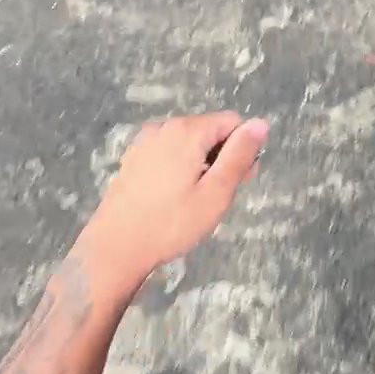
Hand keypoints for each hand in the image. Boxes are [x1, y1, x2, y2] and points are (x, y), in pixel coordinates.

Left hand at [79, 112, 269, 283]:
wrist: (113, 250)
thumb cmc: (171, 223)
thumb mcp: (217, 192)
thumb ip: (240, 154)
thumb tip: (261, 123)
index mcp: (187, 131)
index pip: (233, 122)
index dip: (242, 149)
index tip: (238, 181)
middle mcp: (164, 127)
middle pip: (210, 130)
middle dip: (222, 157)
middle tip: (218, 196)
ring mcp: (144, 142)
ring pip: (190, 142)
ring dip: (201, 164)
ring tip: (195, 199)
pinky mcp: (133, 158)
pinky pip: (169, 152)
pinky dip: (180, 168)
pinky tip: (173, 196)